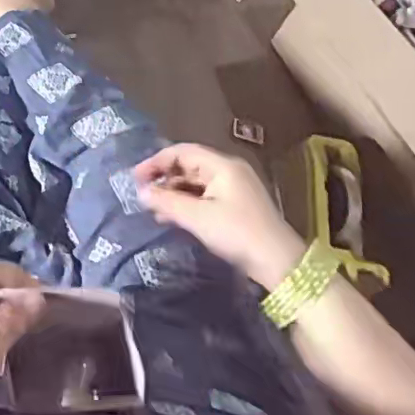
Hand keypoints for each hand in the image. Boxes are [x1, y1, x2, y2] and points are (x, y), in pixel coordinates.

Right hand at [133, 143, 306, 290]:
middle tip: (142, 195)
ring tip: (154, 210)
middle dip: (164, 179)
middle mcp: (229, 170)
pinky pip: (205, 196)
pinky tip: (173, 218)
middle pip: (189, 165)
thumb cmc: (237, 233)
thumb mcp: (198, 217)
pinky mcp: (237, 205)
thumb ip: (167, 201)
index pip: (182, 152)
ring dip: (174, 193)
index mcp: (222, 165)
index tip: (135, 178)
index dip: (156, 162)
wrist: (279, 263)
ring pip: (195, 182)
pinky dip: (187, 203)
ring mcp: (234, 187)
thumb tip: (141, 192)